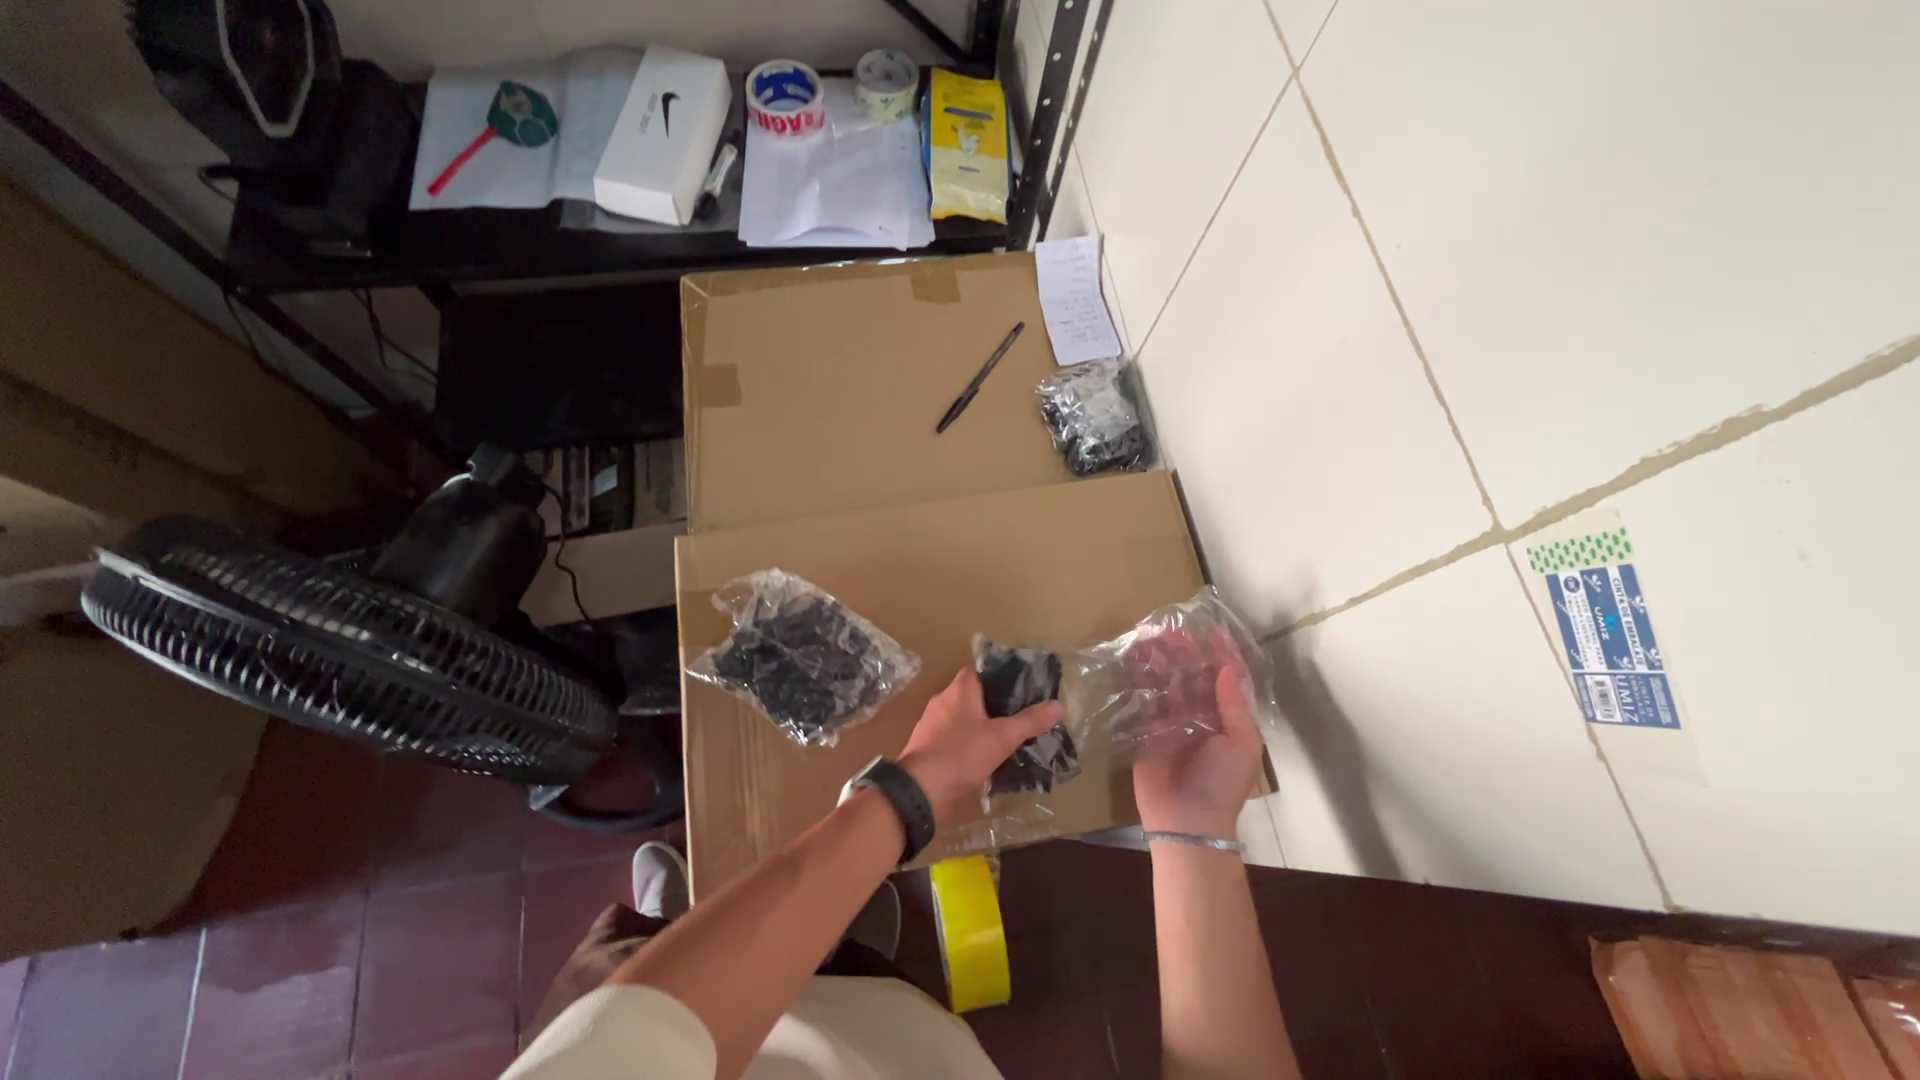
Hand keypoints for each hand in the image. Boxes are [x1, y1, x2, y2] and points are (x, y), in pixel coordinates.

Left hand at [898, 668, 1063, 825]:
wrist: (921, 788)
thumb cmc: (962, 753)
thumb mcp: (1003, 737)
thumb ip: (1030, 721)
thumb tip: (1058, 705)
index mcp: (960, 689)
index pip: (980, 671)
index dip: (999, 678)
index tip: (1019, 690)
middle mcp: (942, 700)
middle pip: (971, 694)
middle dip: (992, 705)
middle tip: (1017, 717)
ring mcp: (931, 723)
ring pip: (961, 718)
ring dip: (978, 726)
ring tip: (1003, 739)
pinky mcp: (926, 745)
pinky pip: (951, 738)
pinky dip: (965, 743)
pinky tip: (981, 758)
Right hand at [1132, 627, 1266, 841]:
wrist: (1187, 820)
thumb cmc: (1222, 784)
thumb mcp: (1241, 744)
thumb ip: (1233, 705)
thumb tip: (1225, 668)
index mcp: (1227, 716)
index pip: (1227, 676)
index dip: (1222, 652)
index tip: (1212, 631)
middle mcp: (1200, 713)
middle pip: (1192, 673)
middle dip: (1182, 650)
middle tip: (1167, 630)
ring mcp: (1172, 721)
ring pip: (1166, 681)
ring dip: (1158, 659)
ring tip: (1145, 637)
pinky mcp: (1147, 731)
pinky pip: (1142, 700)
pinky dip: (1137, 680)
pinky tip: (1130, 661)